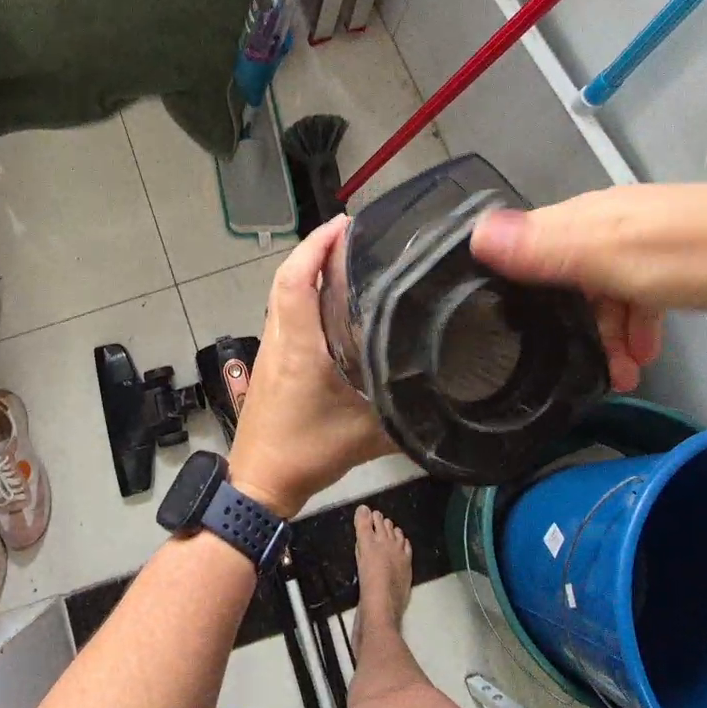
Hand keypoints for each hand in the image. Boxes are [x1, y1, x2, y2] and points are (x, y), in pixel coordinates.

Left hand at [227, 216, 397, 518]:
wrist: (259, 482)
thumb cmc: (305, 453)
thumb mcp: (366, 435)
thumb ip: (406, 416)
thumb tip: (447, 399)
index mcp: (297, 345)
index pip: (295, 279)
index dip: (315, 246)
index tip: (344, 225)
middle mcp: (278, 338)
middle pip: (285, 278)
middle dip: (314, 249)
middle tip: (352, 238)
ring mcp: (270, 349)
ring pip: (281, 295)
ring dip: (306, 271)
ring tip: (345, 261)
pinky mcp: (270, 362)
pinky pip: (283, 313)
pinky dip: (302, 295)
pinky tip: (330, 304)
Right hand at [467, 182, 706, 389]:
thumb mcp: (620, 260)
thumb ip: (548, 251)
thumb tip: (475, 234)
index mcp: (586, 216)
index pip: (521, 242)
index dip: (507, 282)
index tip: (504, 330)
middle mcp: (607, 217)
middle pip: (559, 267)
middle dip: (561, 317)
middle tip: (573, 366)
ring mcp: (644, 232)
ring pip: (598, 283)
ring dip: (601, 329)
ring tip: (619, 374)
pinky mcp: (675, 250)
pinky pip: (633, 287)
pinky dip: (632, 321)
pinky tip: (646, 352)